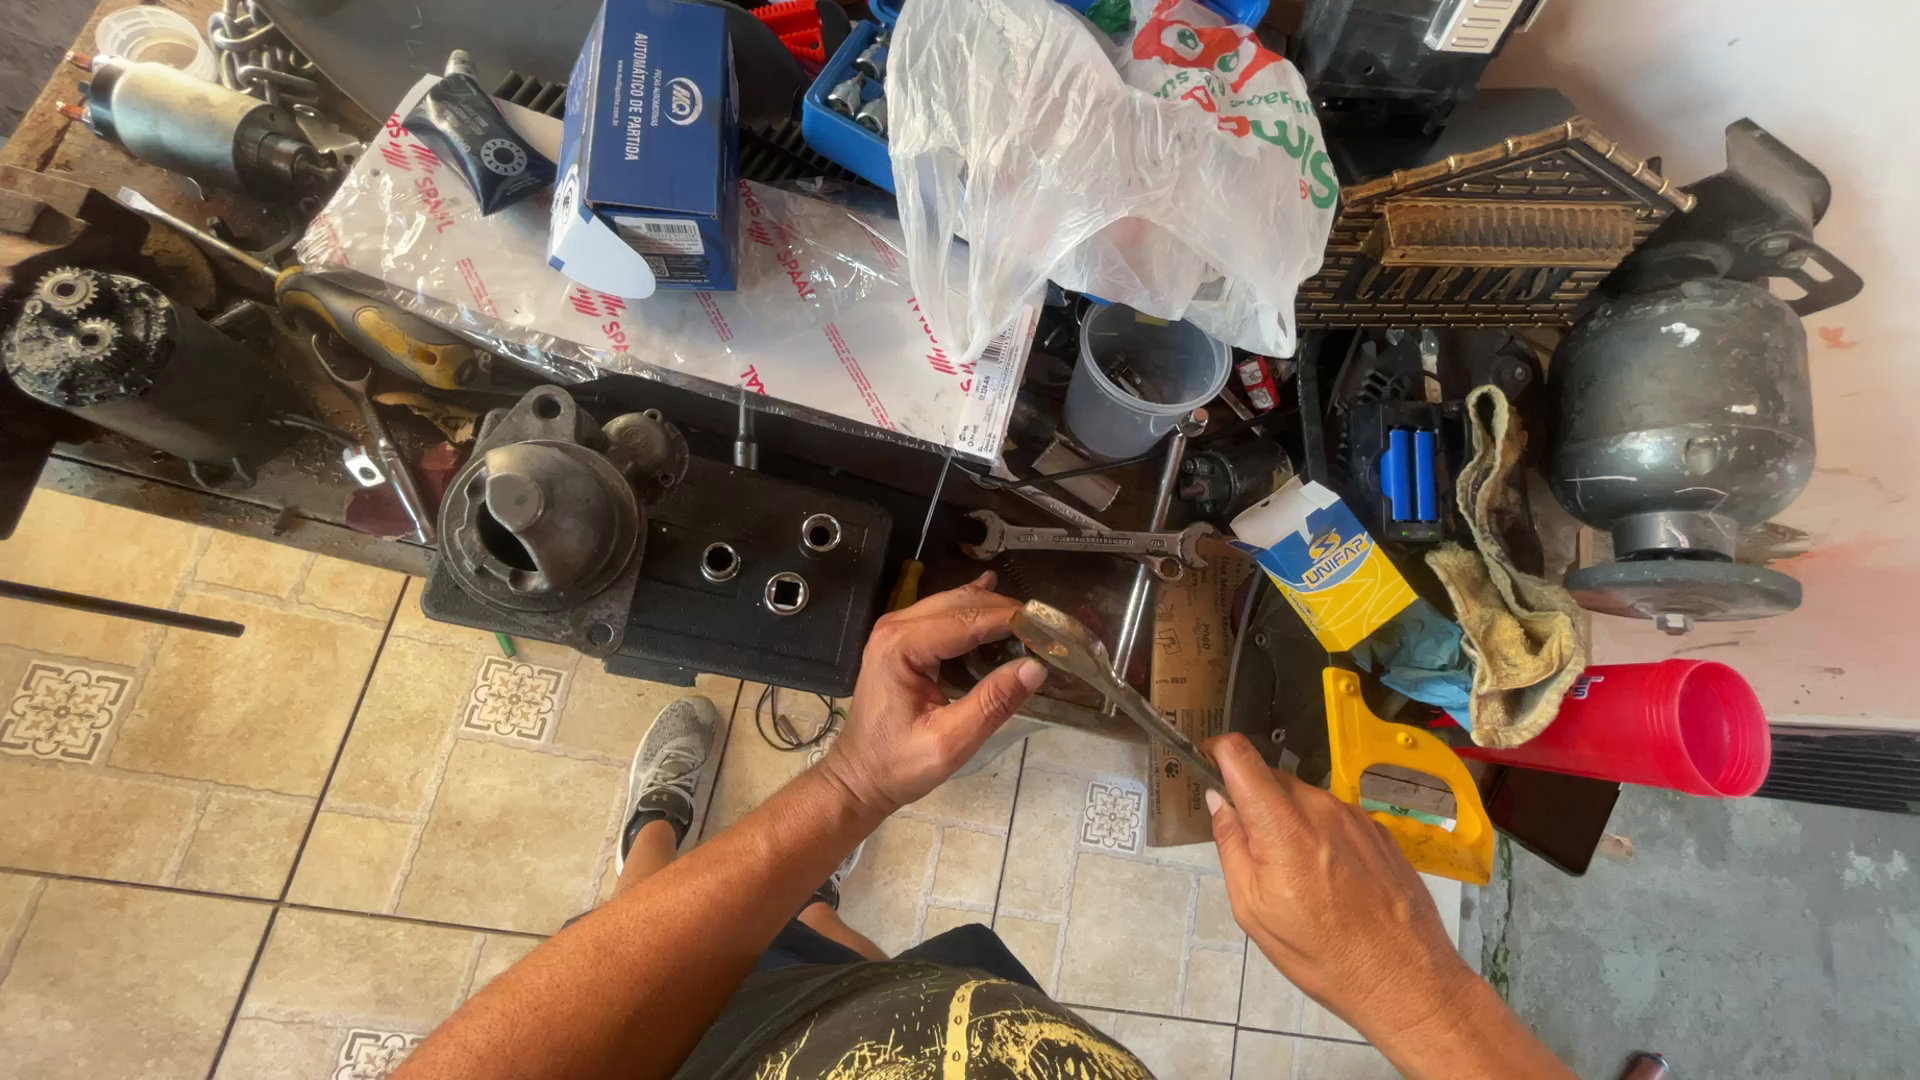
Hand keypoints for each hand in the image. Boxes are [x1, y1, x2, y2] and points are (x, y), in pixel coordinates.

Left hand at [822, 574, 1046, 815]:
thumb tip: (1036, 667)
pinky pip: (942, 612)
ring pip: (952, 602)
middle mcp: (895, 626)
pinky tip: (995, 598)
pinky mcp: (900, 637)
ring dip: (991, 608)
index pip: (967, 620)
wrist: (858, 775)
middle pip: (960, 603)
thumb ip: (992, 703)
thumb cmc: (897, 765)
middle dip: (1005, 610)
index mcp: (901, 646)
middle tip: (1046, 627)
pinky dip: (972, 609)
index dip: (1009, 620)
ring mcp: (894, 628)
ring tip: (1031, 622)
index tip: (1048, 628)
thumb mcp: (949, 743)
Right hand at [1204, 733, 1472, 1040]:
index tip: (1208, 764)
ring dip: (1288, 817)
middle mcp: (1319, 806)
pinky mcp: (1379, 830)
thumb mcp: (1252, 908)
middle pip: (1270, 777)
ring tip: (1300, 871)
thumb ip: (1231, 845)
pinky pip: (1334, 815)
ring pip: (1303, 797)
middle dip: (1253, 800)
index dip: (1216, 750)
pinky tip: (1334, 876)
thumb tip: (1219, 801)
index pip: (1240, 755)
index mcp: (1281, 824)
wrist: (1409, 984)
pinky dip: (1320, 832)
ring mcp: (1354, 815)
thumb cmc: (1320, 953)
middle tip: (1256, 848)